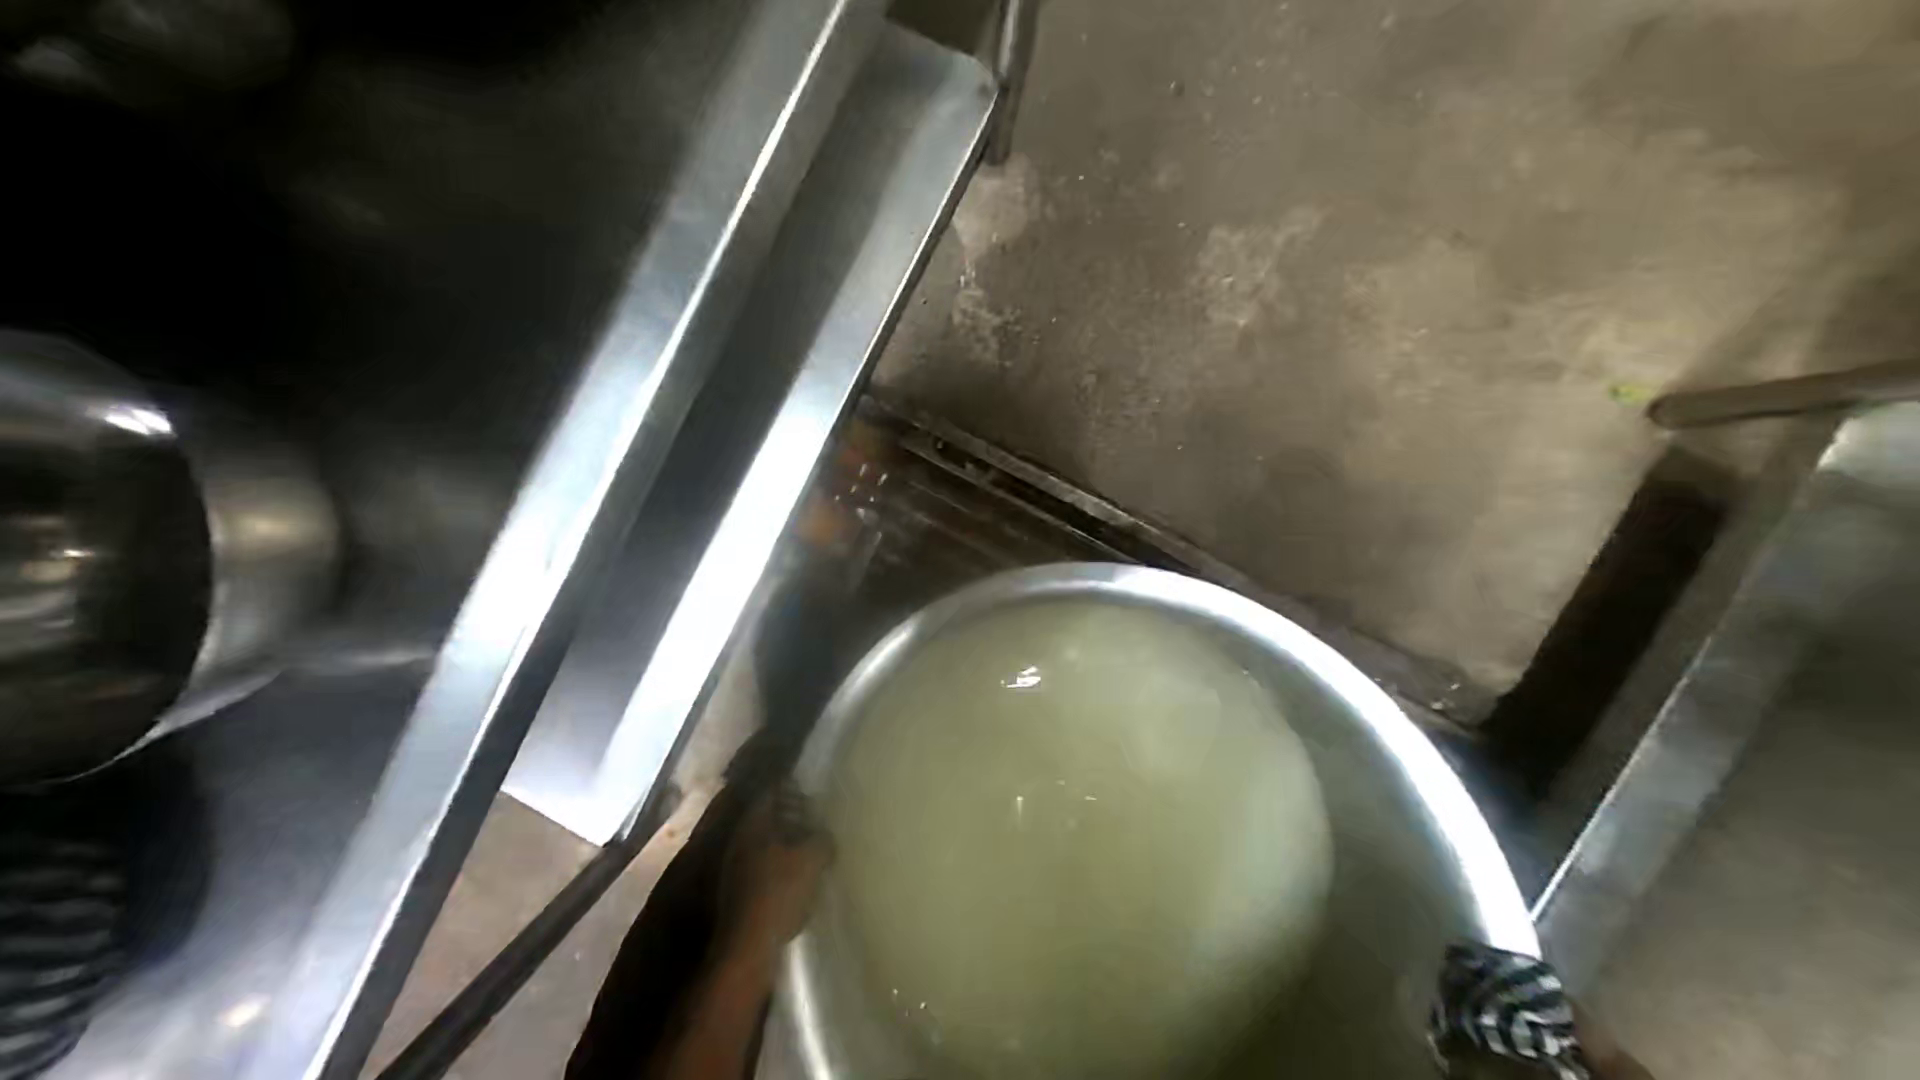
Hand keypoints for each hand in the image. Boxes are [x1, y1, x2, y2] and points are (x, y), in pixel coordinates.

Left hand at [716, 783, 832, 962]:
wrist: (748, 948)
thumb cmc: (780, 893)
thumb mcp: (812, 859)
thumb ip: (822, 840)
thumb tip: (824, 837)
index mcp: (754, 826)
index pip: (771, 792)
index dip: (790, 787)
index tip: (809, 787)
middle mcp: (740, 842)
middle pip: (767, 817)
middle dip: (790, 815)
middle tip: (815, 816)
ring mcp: (737, 868)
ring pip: (766, 843)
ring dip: (787, 841)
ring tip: (813, 846)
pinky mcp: (740, 893)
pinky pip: (764, 866)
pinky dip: (782, 863)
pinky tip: (800, 874)